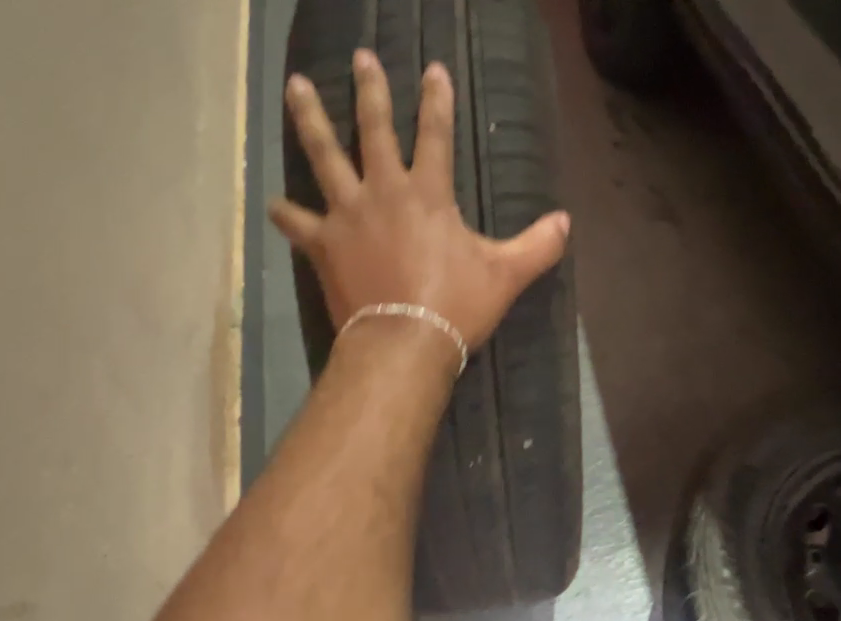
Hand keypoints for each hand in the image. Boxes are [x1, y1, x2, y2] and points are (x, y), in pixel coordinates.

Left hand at [271, 49, 570, 349]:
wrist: (405, 341)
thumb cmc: (458, 305)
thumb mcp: (507, 275)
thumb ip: (537, 246)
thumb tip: (566, 222)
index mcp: (428, 194)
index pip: (435, 134)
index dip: (436, 100)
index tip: (433, 69)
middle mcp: (383, 191)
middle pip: (373, 128)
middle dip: (369, 90)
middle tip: (362, 59)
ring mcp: (347, 214)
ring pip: (323, 154)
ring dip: (310, 118)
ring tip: (297, 88)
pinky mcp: (322, 244)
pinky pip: (297, 221)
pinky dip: (286, 212)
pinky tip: (274, 203)